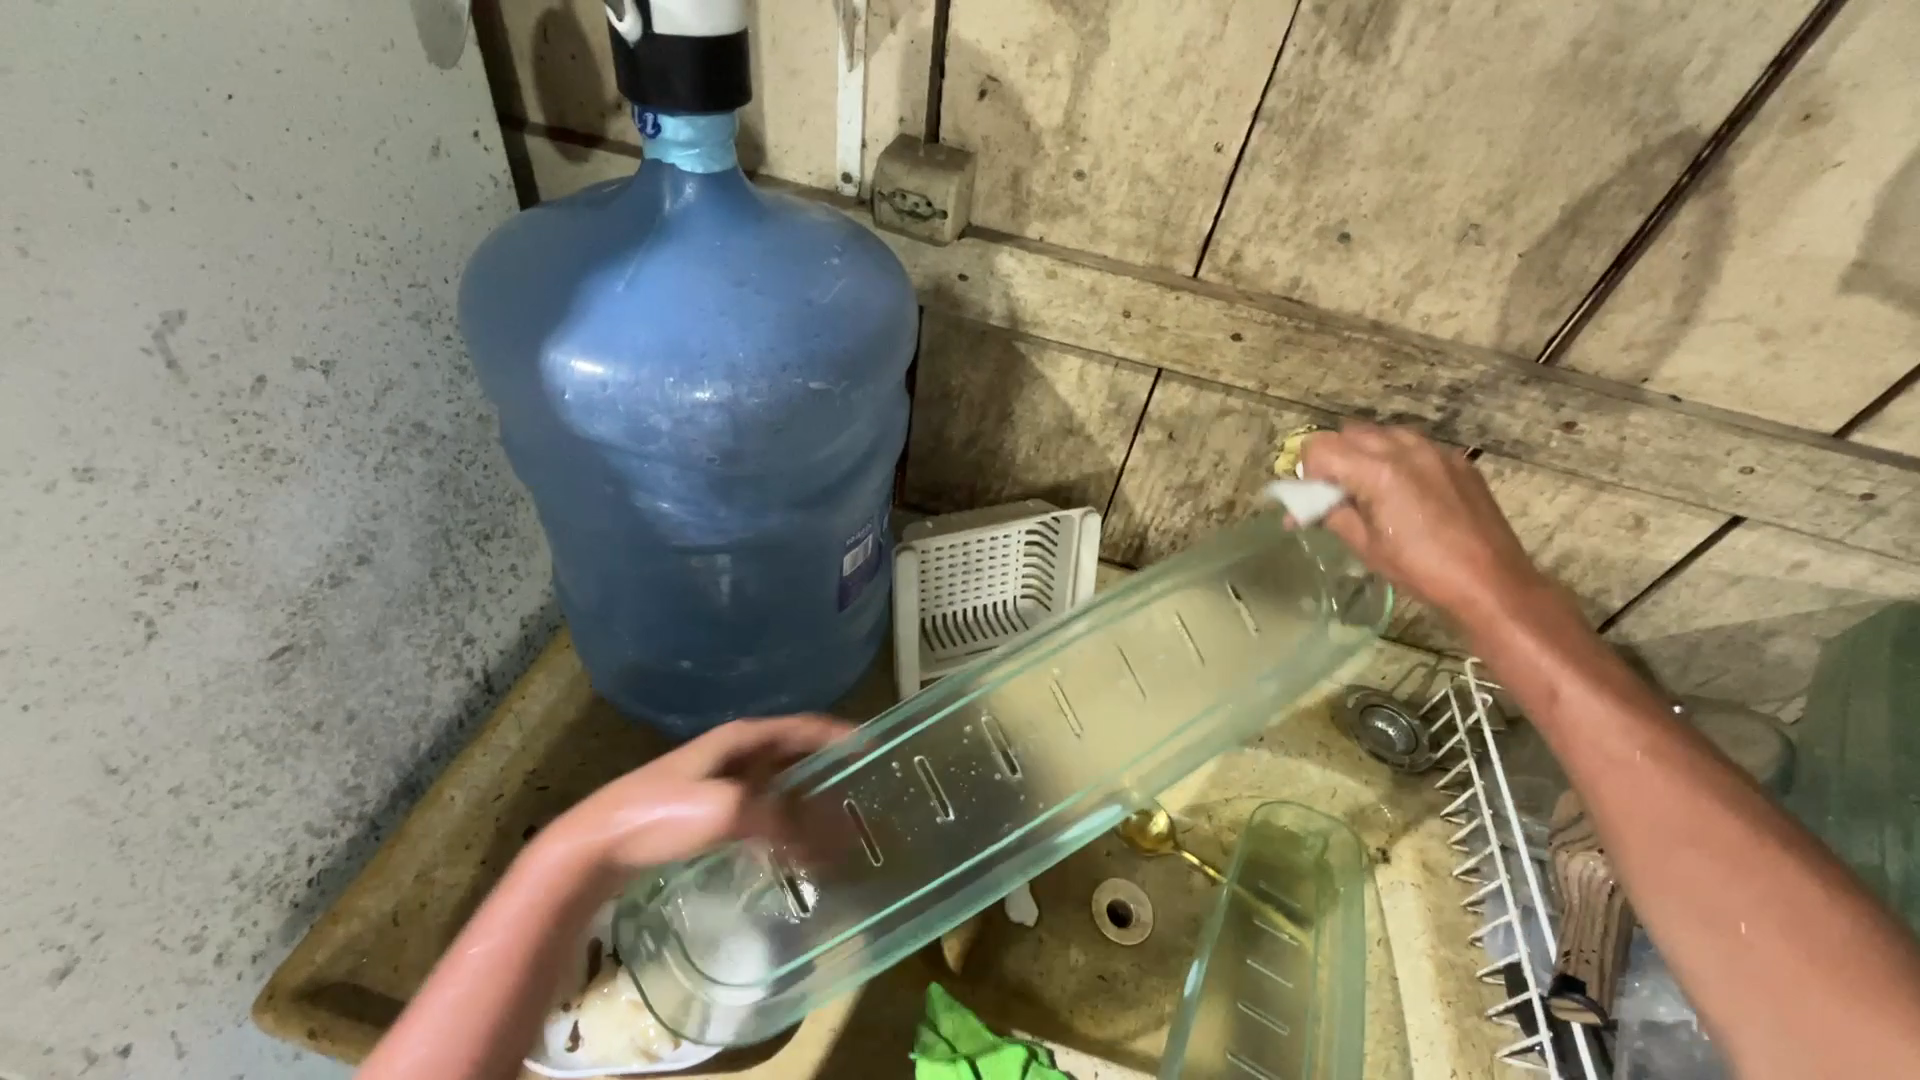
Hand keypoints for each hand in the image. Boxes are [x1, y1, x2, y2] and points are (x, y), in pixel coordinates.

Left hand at [540, 714, 850, 876]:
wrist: (598, 843)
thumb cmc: (661, 813)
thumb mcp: (728, 811)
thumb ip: (780, 822)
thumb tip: (826, 840)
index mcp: (743, 739)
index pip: (804, 727)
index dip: (839, 735)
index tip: (873, 747)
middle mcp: (736, 753)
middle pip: (795, 757)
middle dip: (828, 773)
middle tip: (860, 794)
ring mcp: (722, 781)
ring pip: (780, 787)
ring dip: (808, 805)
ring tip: (837, 827)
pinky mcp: (710, 810)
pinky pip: (763, 812)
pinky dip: (785, 827)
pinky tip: (796, 852)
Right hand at [1300, 422, 1557, 625]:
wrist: (1490, 580)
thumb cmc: (1419, 569)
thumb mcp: (1364, 545)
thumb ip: (1330, 515)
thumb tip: (1301, 510)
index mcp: (1377, 471)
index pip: (1320, 447)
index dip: (1308, 470)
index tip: (1315, 497)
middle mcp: (1405, 448)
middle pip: (1348, 433)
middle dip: (1334, 458)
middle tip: (1338, 494)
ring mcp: (1435, 450)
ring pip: (1382, 433)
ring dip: (1365, 454)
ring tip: (1372, 490)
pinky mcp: (1457, 459)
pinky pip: (1414, 445)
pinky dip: (1397, 459)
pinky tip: (1406, 493)